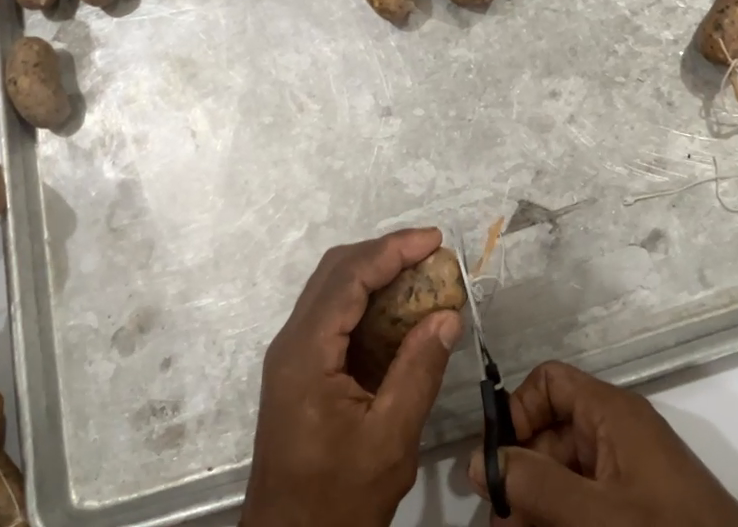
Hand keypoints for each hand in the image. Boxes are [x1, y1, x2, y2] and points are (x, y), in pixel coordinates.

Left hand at [241, 228, 463, 526]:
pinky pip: (333, 319)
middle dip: (384, 255)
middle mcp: (291, 342)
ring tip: (423, 277)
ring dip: (376, 277)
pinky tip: (400, 314)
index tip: (434, 239)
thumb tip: (446, 316)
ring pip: (332, 292)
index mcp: (305, 352)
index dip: (392, 250)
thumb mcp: (390, 439)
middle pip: (335, 274)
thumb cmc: (338, 498)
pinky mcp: (299, 372)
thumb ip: (418, 371)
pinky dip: (367, 305)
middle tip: (432, 256)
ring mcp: (291, 357)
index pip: (348, 277)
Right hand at [469, 361, 737, 526]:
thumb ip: (535, 485)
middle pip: (549, 435)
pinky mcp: (634, 508)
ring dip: (532, 504)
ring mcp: (626, 476)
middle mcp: (617, 435)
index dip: (517, 413)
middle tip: (496, 518)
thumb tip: (478, 461)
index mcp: (612, 414)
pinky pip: (582, 503)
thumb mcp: (596, 513)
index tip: (496, 460)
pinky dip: (556, 518)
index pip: (549, 383)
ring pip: (561, 476)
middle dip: (518, 475)